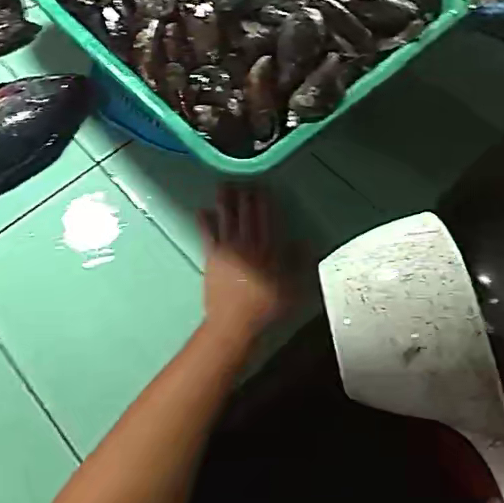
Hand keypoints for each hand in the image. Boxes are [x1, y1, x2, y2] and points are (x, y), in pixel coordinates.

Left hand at [195, 185, 298, 341]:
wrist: (234, 322)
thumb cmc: (265, 308)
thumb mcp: (292, 288)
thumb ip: (297, 263)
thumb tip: (302, 241)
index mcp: (268, 251)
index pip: (267, 221)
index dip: (265, 203)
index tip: (263, 188)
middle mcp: (247, 246)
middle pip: (247, 216)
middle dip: (245, 197)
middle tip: (243, 180)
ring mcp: (227, 250)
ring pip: (227, 220)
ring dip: (225, 202)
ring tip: (223, 186)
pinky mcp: (211, 257)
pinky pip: (207, 235)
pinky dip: (204, 222)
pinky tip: (201, 210)